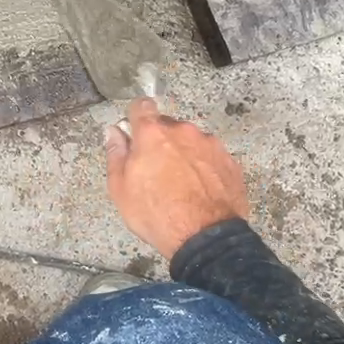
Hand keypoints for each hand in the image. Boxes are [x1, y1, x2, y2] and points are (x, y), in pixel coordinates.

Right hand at [104, 98, 250, 258]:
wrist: (205, 238)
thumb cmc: (157, 214)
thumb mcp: (120, 189)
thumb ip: (116, 154)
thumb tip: (114, 132)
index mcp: (152, 133)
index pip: (141, 105)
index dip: (136, 117)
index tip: (135, 132)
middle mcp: (183, 131)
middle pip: (167, 126)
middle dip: (160, 141)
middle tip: (156, 169)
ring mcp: (210, 145)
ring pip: (190, 141)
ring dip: (184, 154)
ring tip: (181, 185)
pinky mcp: (230, 162)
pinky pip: (210, 157)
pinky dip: (203, 167)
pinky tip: (199, 190)